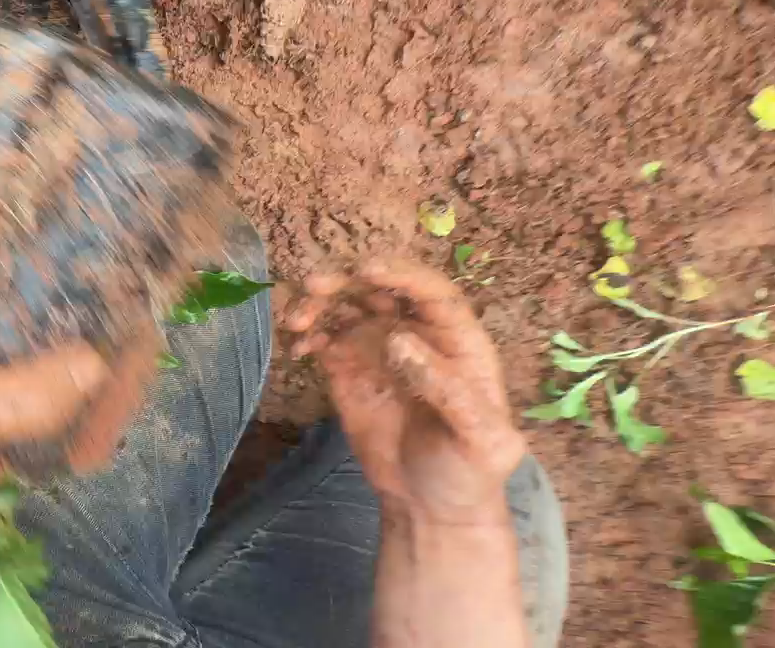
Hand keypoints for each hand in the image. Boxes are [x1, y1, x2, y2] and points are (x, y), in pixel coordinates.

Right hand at [286, 261, 524, 524]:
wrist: (427, 503)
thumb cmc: (467, 472)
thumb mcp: (479, 440)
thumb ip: (448, 390)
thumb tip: (399, 339)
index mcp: (456, 344)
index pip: (432, 293)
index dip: (401, 274)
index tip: (365, 270)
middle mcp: (414, 334)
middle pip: (378, 289)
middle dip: (344, 280)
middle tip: (312, 286)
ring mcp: (376, 346)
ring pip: (343, 305)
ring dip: (316, 303)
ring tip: (295, 322)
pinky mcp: (345, 364)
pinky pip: (320, 333)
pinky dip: (304, 333)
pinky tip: (296, 349)